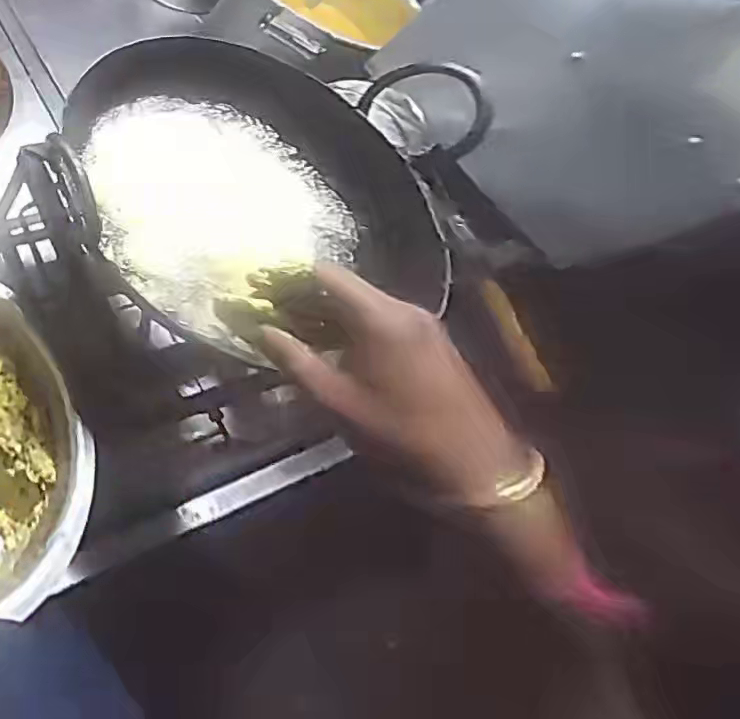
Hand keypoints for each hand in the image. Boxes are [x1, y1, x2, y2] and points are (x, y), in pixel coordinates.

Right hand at [257, 264, 528, 505]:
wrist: (478, 467)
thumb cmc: (401, 433)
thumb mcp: (337, 401)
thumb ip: (295, 361)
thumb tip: (261, 330)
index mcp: (379, 317)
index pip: (324, 273)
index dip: (288, 276)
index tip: (260, 287)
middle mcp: (401, 308)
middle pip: (341, 285)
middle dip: (301, 294)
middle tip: (270, 310)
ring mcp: (419, 321)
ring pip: (359, 300)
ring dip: (324, 309)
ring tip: (292, 327)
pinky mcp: (428, 337)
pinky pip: (377, 315)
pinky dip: (348, 321)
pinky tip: (329, 343)